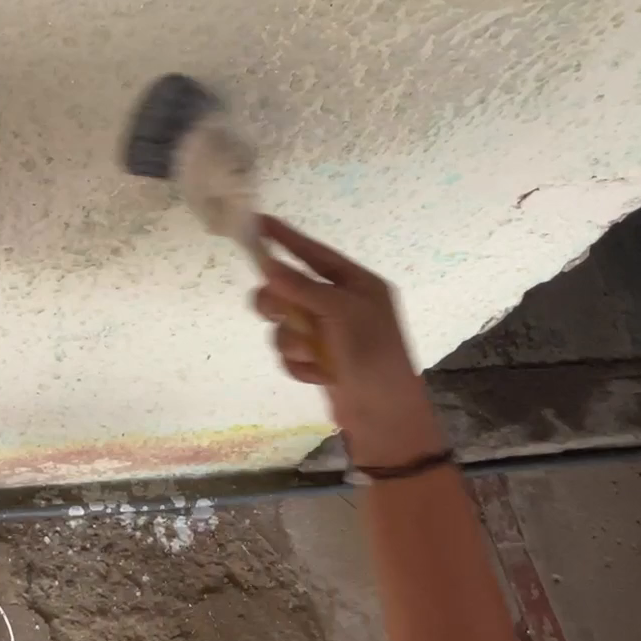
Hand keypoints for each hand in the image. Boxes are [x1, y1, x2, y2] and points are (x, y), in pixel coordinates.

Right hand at [252, 215, 445, 467]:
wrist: (385, 417)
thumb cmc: (372, 355)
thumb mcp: (341, 313)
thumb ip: (303, 287)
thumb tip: (268, 265)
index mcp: (356, 285)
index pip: (314, 253)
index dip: (285, 238)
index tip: (255, 223)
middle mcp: (339, 304)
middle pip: (287, 288)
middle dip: (278, 303)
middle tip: (274, 312)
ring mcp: (326, 333)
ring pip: (282, 323)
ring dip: (291, 341)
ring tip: (312, 357)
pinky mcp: (316, 360)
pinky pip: (287, 351)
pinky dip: (298, 365)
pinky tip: (319, 376)